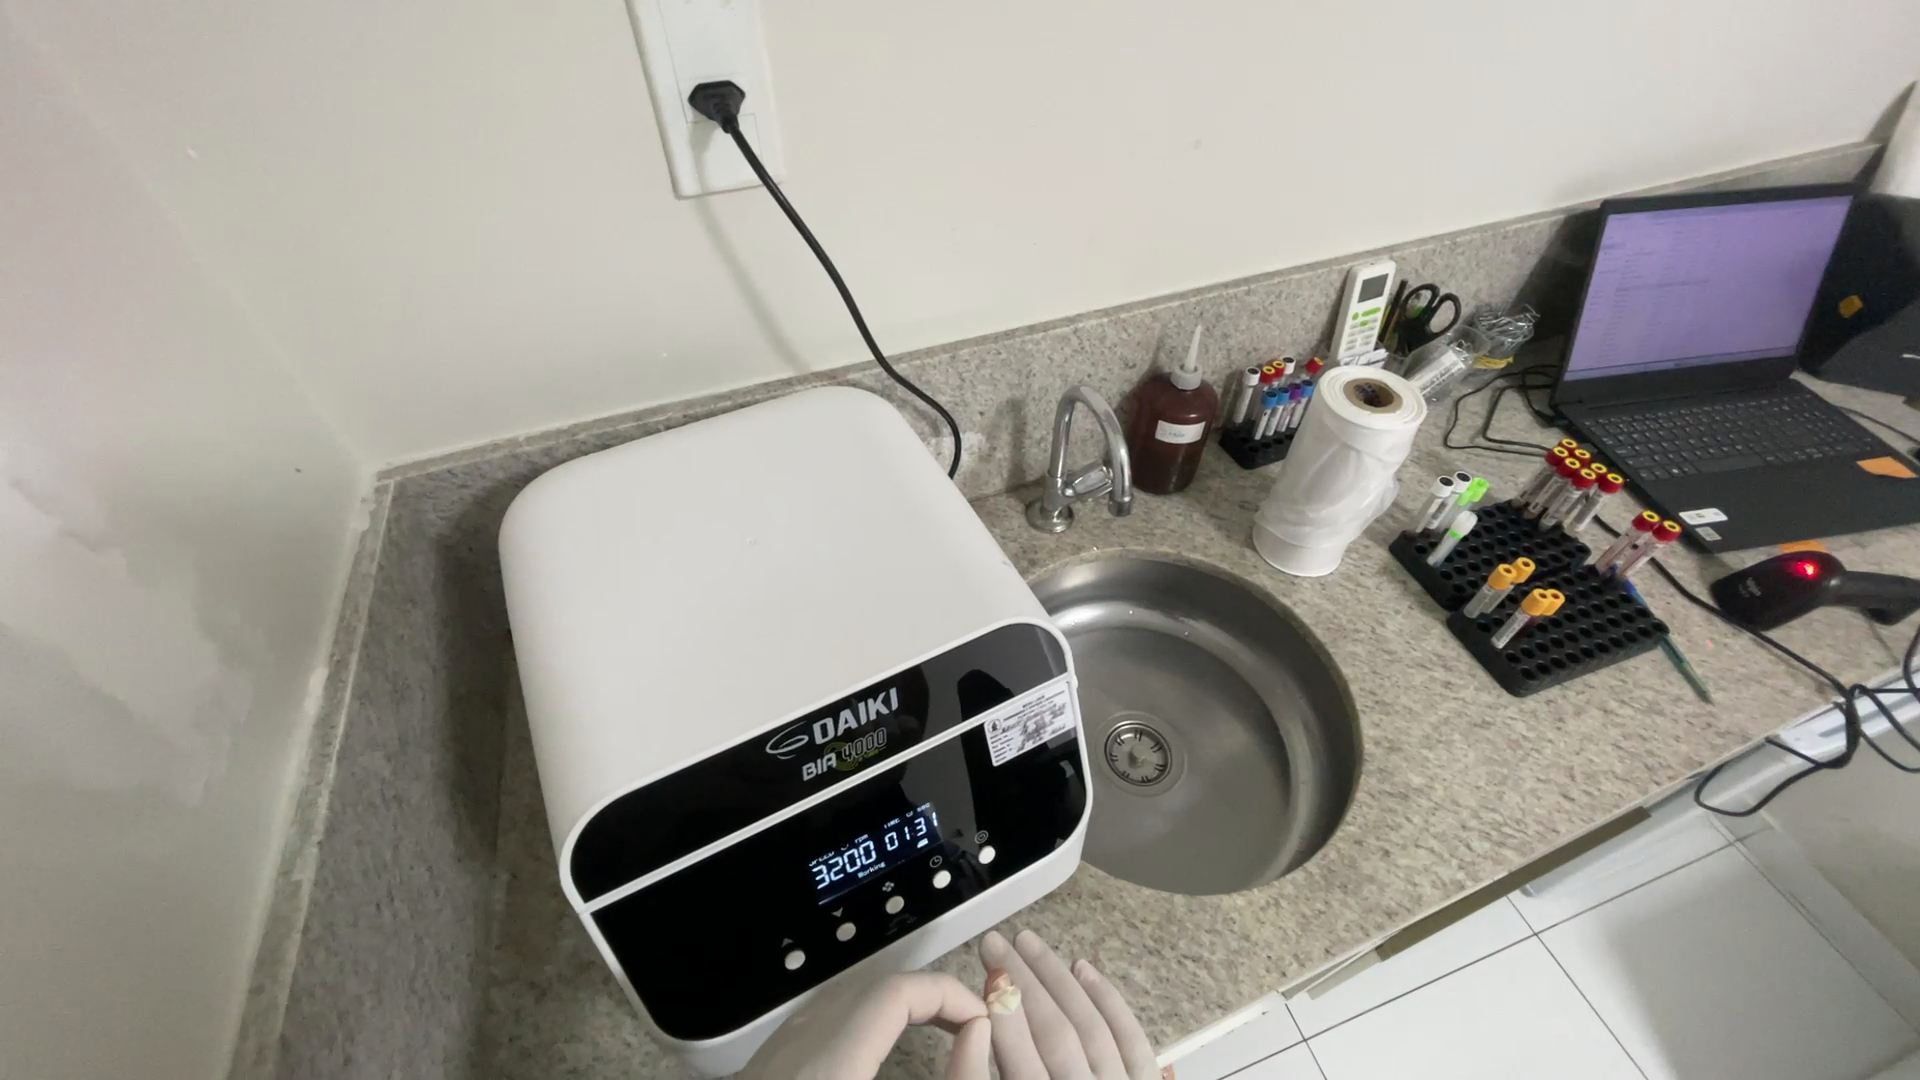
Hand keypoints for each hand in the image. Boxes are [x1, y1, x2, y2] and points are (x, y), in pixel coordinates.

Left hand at [738, 971, 989, 1079]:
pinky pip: (827, 1016)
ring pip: (850, 997)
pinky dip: (867, 1017)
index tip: (981, 1022)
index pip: (899, 991)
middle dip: (929, 997)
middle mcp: (803, 1038)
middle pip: (876, 987)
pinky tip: (881, 1045)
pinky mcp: (769, 1061)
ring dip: (899, 1005)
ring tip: (936, 1029)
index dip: (947, 993)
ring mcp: (781, 1047)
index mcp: (833, 1059)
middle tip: (969, 1026)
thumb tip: (976, 1035)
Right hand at [972, 929, 1165, 1079]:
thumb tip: (977, 1038)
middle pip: (1056, 1034)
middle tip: (996, 943)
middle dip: (1023, 981)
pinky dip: (1109, 1000)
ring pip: (1090, 1027)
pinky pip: (1132, 1039)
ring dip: (1058, 978)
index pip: (1023, 1062)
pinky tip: (1084, 969)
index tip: (987, 971)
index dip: (1004, 1012)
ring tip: (1030, 943)